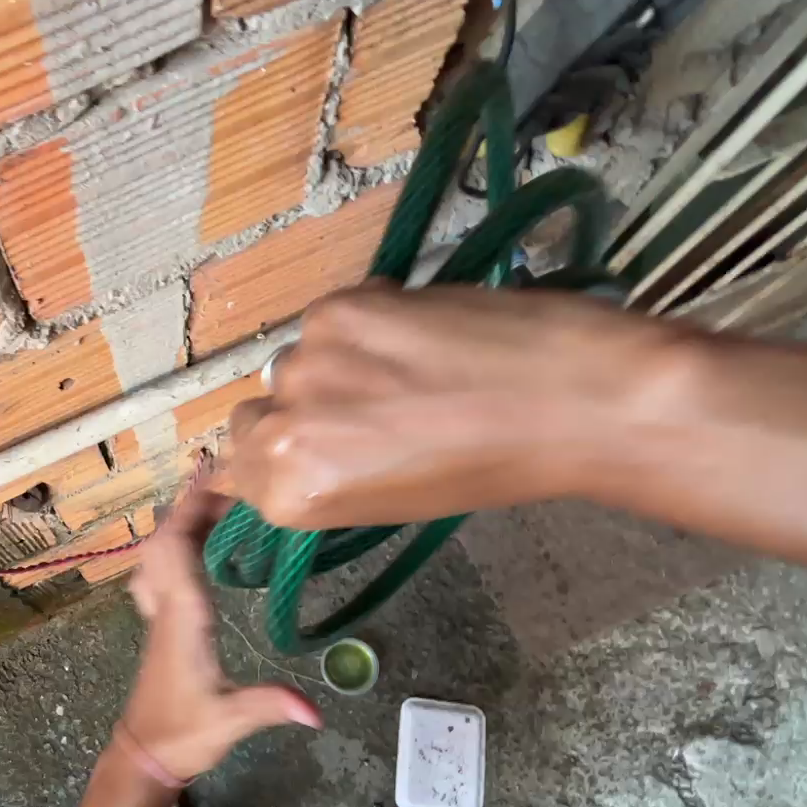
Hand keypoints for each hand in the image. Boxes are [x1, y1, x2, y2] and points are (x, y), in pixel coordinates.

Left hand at [115, 482, 320, 782]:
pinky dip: (173, 548)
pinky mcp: (159, 624)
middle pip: (164, 540)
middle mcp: (165, 606)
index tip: (226, 490)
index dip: (195, 513)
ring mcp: (157, 614)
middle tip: (237, 501)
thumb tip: (317, 711)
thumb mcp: (230, 721)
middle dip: (193, 510)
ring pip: (156, 553)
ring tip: (221, 515)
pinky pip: (157, 571)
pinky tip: (196, 551)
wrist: (144, 753)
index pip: (178, 550)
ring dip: (181, 525)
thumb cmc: (183, 734)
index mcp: (183, 617)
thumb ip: (270, 707)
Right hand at [228, 283, 692, 529]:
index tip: (298, 450)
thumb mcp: (382, 500)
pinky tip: (405, 337)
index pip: (234, 471)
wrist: (571, 400)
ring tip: (393, 374)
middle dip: (290, 417)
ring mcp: (306, 364)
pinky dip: (352, 330)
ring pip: (287, 365)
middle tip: (354, 415)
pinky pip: (322, 323)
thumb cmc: (484, 472)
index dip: (268, 460)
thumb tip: (281, 452)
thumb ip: (312, 478)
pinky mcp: (339, 307)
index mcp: (290, 491)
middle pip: (249, 417)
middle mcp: (280, 430)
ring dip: (324, 370)